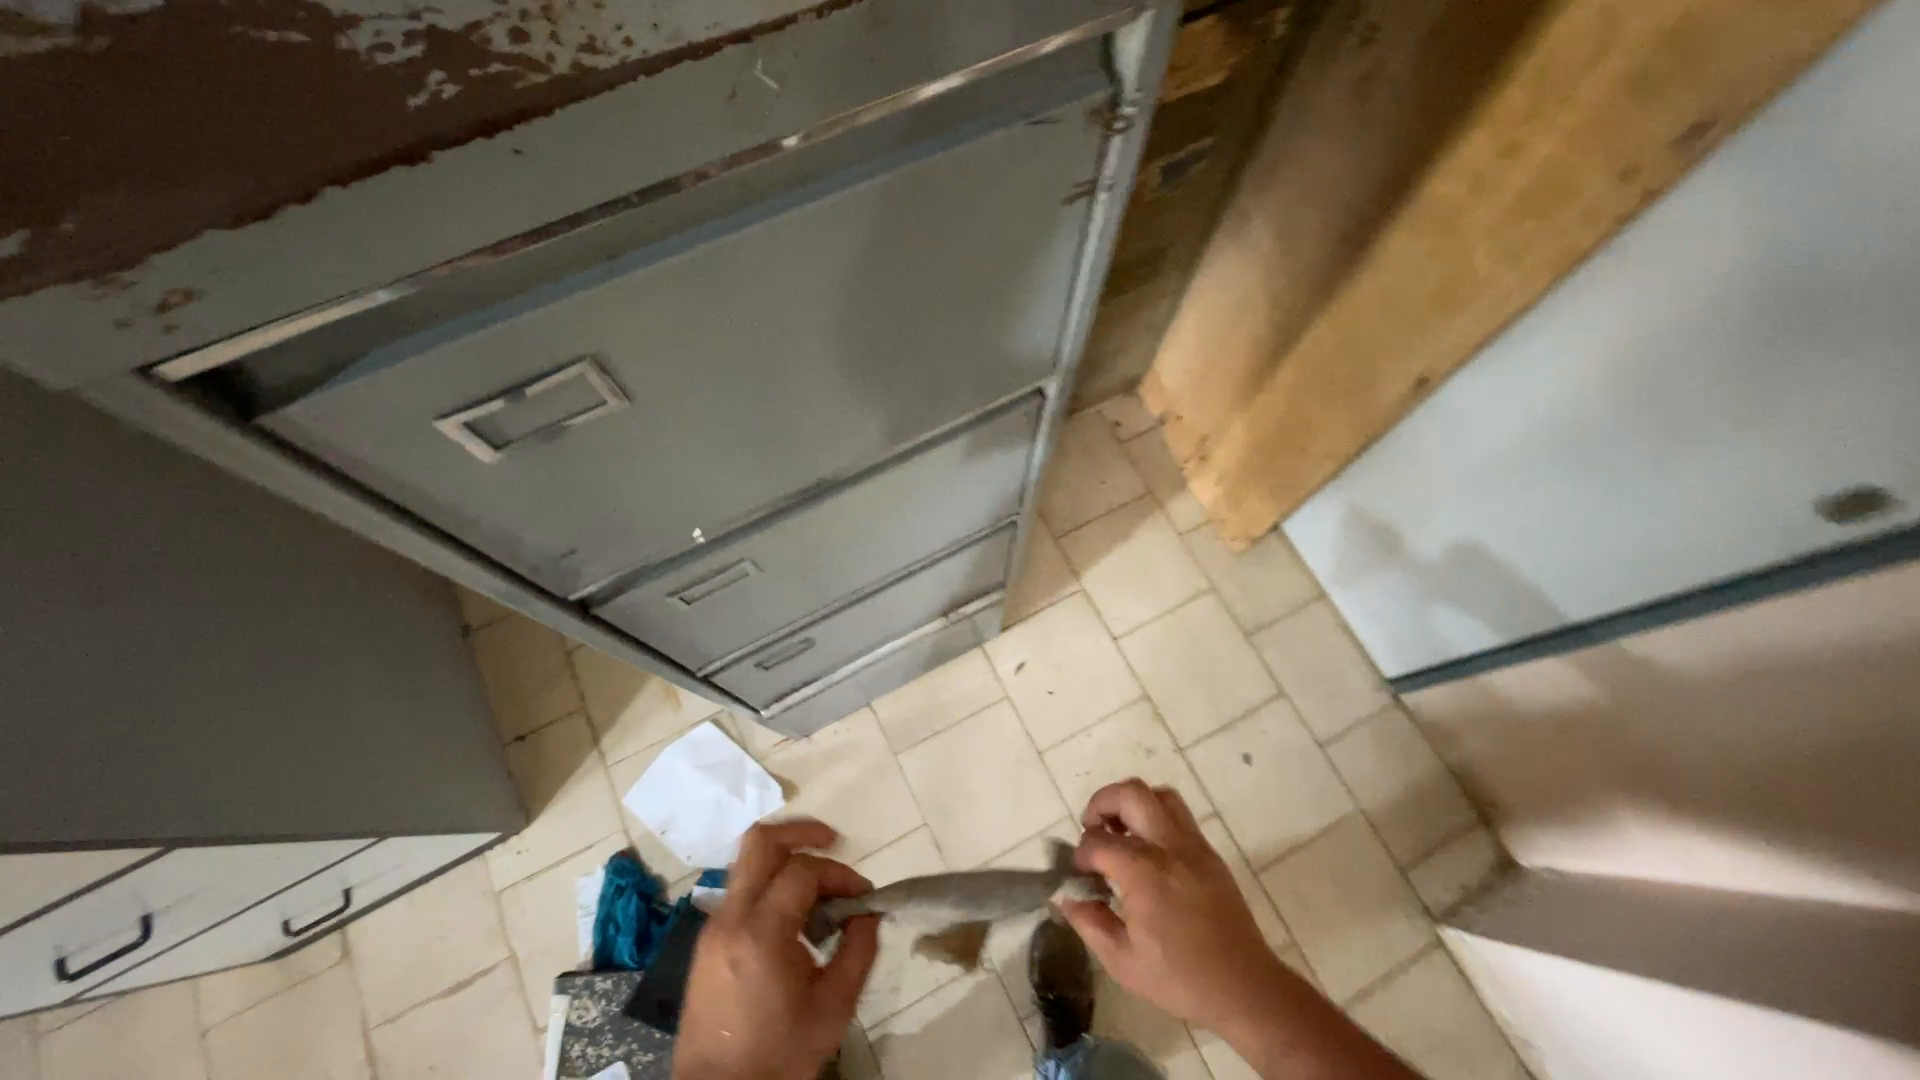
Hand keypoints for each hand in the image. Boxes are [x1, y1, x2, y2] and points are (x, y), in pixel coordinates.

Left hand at [674, 820, 880, 1079]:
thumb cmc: (781, 1054)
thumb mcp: (834, 1007)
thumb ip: (859, 950)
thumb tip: (868, 913)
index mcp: (760, 933)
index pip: (802, 871)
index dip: (839, 873)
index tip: (863, 897)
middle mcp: (729, 918)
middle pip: (760, 842)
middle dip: (801, 831)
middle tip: (833, 840)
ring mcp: (712, 928)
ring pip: (747, 864)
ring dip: (785, 863)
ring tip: (819, 892)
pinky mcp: (707, 942)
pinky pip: (741, 893)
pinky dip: (770, 888)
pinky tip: (795, 919)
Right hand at [1061, 779, 1301, 1038]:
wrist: (1244, 986)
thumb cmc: (1181, 979)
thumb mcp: (1123, 962)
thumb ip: (1090, 923)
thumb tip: (1068, 897)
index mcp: (1145, 874)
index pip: (1098, 842)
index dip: (1080, 855)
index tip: (1080, 875)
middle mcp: (1170, 848)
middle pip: (1132, 793)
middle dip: (1102, 803)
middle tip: (1092, 829)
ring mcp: (1194, 847)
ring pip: (1161, 795)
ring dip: (1133, 804)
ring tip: (1120, 831)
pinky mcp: (1210, 854)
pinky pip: (1179, 816)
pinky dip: (1156, 818)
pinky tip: (1148, 851)